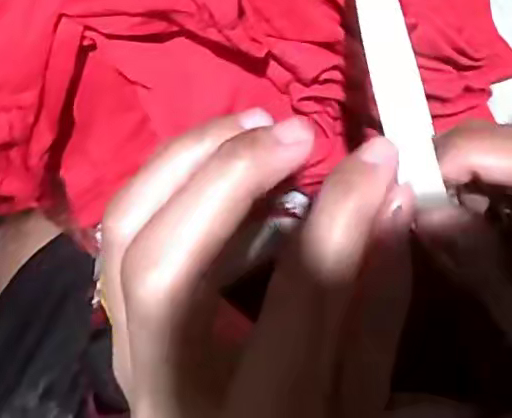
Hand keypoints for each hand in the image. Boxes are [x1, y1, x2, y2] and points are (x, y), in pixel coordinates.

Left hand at [95, 111, 414, 416]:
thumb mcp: (359, 393)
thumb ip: (378, 299)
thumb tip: (392, 193)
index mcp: (259, 414)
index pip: (300, 290)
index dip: (344, 206)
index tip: (379, 152)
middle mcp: (172, 388)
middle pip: (167, 264)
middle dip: (235, 173)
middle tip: (300, 131)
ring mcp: (128, 352)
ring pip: (125, 232)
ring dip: (192, 156)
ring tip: (257, 123)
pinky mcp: (118, 318)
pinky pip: (123, 227)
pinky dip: (172, 171)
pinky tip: (224, 152)